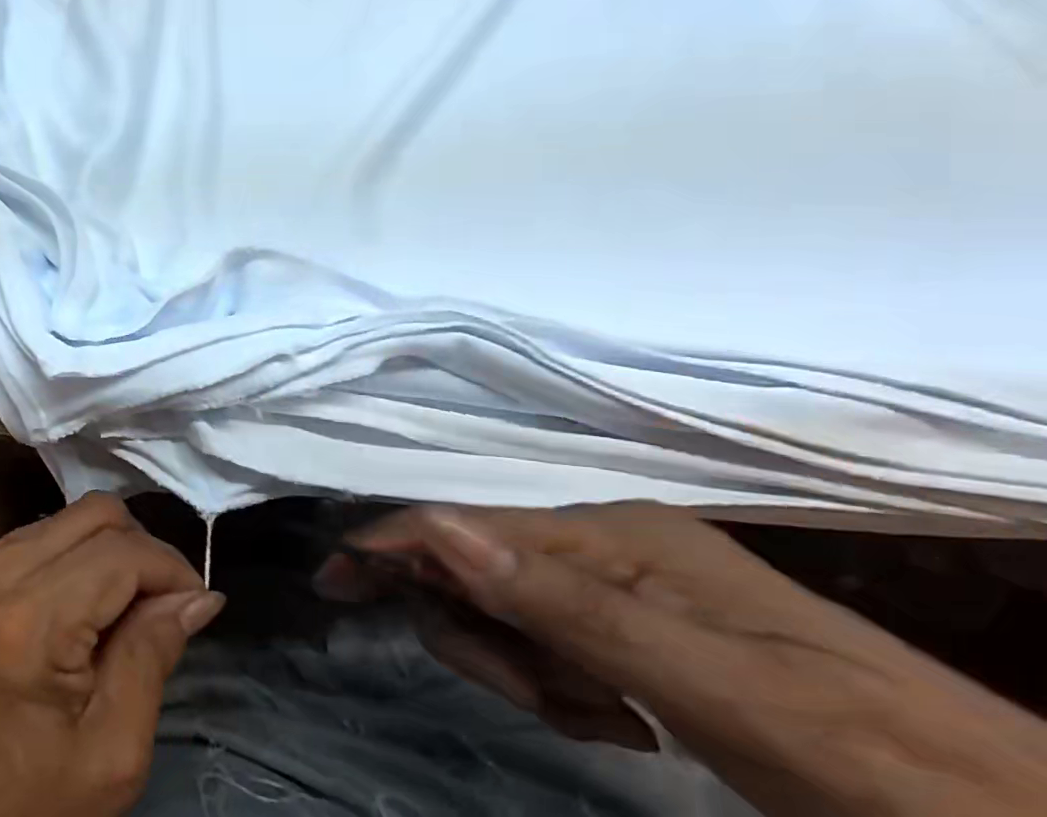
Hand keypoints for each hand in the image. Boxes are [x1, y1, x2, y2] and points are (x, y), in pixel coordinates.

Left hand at [0, 492, 225, 816]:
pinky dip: (96, 550)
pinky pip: (63, 526)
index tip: (197, 608)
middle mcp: (6, 570)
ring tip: (135, 607)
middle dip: (149, 552)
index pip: (123, 553)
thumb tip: (200, 596)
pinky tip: (101, 599)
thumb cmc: (35, 787)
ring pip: (84, 512)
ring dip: (123, 548)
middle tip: (167, 607)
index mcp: (31, 621)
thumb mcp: (114, 749)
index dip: (173, 571)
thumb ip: (154, 656)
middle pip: (103, 515)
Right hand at [320, 503, 1046, 816]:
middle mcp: (604, 541)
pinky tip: (612, 722)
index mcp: (613, 534)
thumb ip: (565, 603)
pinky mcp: (627, 625)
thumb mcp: (710, 683)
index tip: (333, 578)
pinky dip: (554, 686)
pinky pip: (542, 641)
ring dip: (524, 670)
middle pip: (477, 567)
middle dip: (483, 637)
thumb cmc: (860, 748)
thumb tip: (440, 530)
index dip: (396, 546)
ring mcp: (616, 584)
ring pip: (504, 609)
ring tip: (598, 722)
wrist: (991, 814)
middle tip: (545, 705)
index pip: (467, 525)